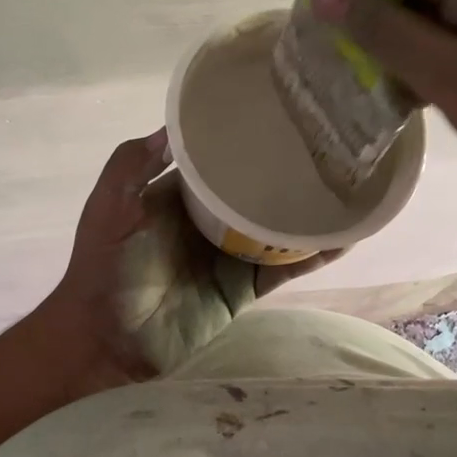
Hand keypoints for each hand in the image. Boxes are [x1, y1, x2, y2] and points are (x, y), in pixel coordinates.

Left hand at [48, 131, 343, 377]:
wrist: (105, 342)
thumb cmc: (104, 268)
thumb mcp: (109, 208)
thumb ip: (131, 165)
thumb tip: (174, 125)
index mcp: (178, 195)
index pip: (218, 159)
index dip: (244, 139)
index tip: (281, 114)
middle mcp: (210, 219)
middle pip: (256, 190)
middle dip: (287, 172)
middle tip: (331, 146)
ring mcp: (231, 255)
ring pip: (279, 227)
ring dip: (310, 212)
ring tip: (353, 187)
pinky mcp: (244, 290)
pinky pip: (284, 268)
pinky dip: (314, 254)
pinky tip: (345, 237)